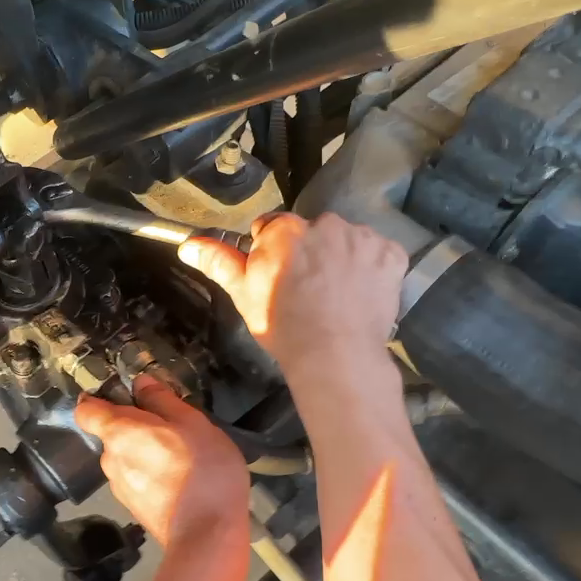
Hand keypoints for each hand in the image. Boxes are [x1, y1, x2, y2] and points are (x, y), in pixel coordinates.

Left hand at [74, 375, 248, 552]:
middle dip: (135, 429)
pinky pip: (138, 482)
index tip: (122, 396)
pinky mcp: (135, 510)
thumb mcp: (192, 422)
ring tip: (182, 458)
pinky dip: (152, 478)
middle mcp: (110, 461)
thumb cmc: (202, 468)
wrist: (207, 536)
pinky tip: (181, 484)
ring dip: (145, 455)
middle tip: (171, 429)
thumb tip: (139, 382)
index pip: (86, 410)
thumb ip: (162, 400)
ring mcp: (120, 489)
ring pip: (127, 460)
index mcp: (118, 433)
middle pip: (112, 436)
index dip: (98, 400)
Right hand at [179, 212, 408, 375]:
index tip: (276, 280)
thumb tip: (188, 244)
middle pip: (312, 232)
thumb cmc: (284, 327)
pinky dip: (371, 269)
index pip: (273, 227)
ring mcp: (363, 238)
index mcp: (286, 230)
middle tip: (306, 292)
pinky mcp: (392, 255)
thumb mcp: (244, 295)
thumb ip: (219, 262)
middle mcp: (327, 223)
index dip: (271, 253)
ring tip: (336, 297)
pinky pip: (377, 254)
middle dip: (309, 253)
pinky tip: (360, 295)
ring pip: (346, 241)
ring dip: (341, 258)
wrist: (336, 356)